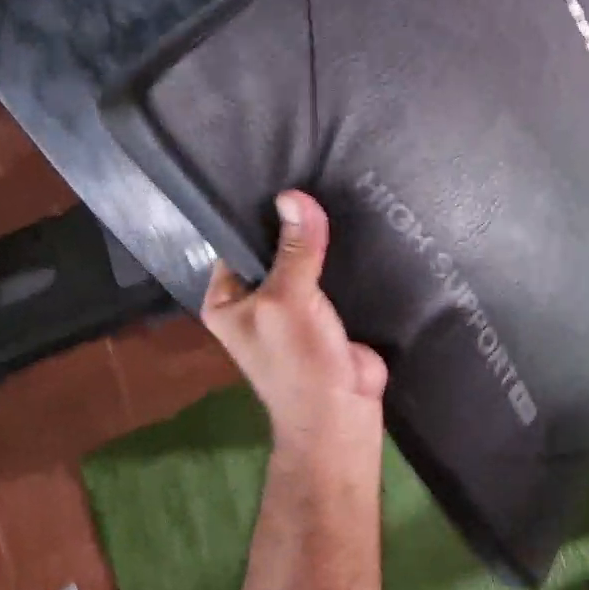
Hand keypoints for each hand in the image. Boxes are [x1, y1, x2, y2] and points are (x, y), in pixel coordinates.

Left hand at [202, 191, 387, 453]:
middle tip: (320, 179)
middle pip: (276, 250)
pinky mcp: (329, 313)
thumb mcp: (289, 299)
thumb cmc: (298, 362)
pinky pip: (335, 277)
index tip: (285, 176)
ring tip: (343, 195)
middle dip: (298, 225)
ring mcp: (294, 307)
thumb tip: (294, 195)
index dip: (261, 214)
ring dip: (325, 241)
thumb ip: (296, 249)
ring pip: (308, 262)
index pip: (239, 243)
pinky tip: (362, 230)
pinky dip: (346, 260)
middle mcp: (256, 301)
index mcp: (226, 300)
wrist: (341, 413)